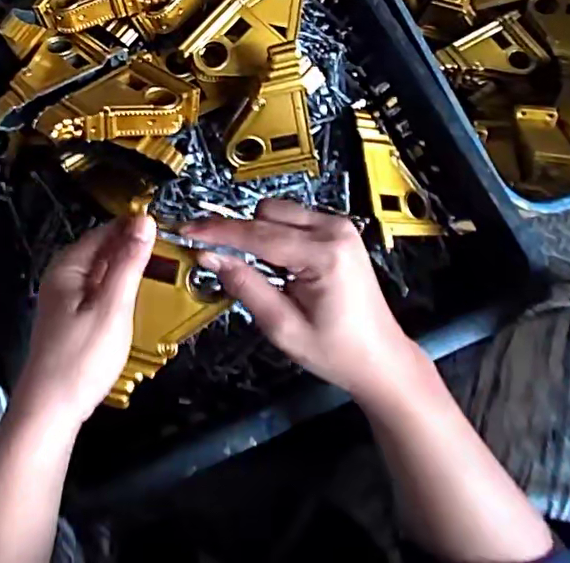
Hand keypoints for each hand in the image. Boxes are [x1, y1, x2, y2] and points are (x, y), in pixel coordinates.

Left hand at [9, 214, 155, 431]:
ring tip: (158, 269)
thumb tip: (144, 222)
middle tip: (167, 248)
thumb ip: (129, 262)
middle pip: (102, 250)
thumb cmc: (80, 358)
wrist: (50, 412)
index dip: (133, 226)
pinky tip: (135, 297)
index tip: (164, 226)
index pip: (105, 231)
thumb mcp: (113, 306)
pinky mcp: (71, 319)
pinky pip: (99, 290)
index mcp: (68, 266)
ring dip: (127, 267)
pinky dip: (118, 288)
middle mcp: (62, 277)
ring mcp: (65, 299)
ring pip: (102, 271)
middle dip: (132, 246)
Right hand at [184, 198, 422, 403]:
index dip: (218, 233)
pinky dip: (276, 235)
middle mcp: (334, 230)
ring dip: (259, 234)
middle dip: (242, 236)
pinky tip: (282, 265)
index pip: (258, 234)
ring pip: (276, 211)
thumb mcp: (282, 327)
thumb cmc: (336, 351)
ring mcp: (338, 226)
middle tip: (229, 264)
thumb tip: (211, 255)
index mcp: (324, 255)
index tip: (188, 232)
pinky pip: (292, 217)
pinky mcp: (337, 228)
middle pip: (265, 213)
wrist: (380, 358)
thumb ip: (245, 285)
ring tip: (266, 273)